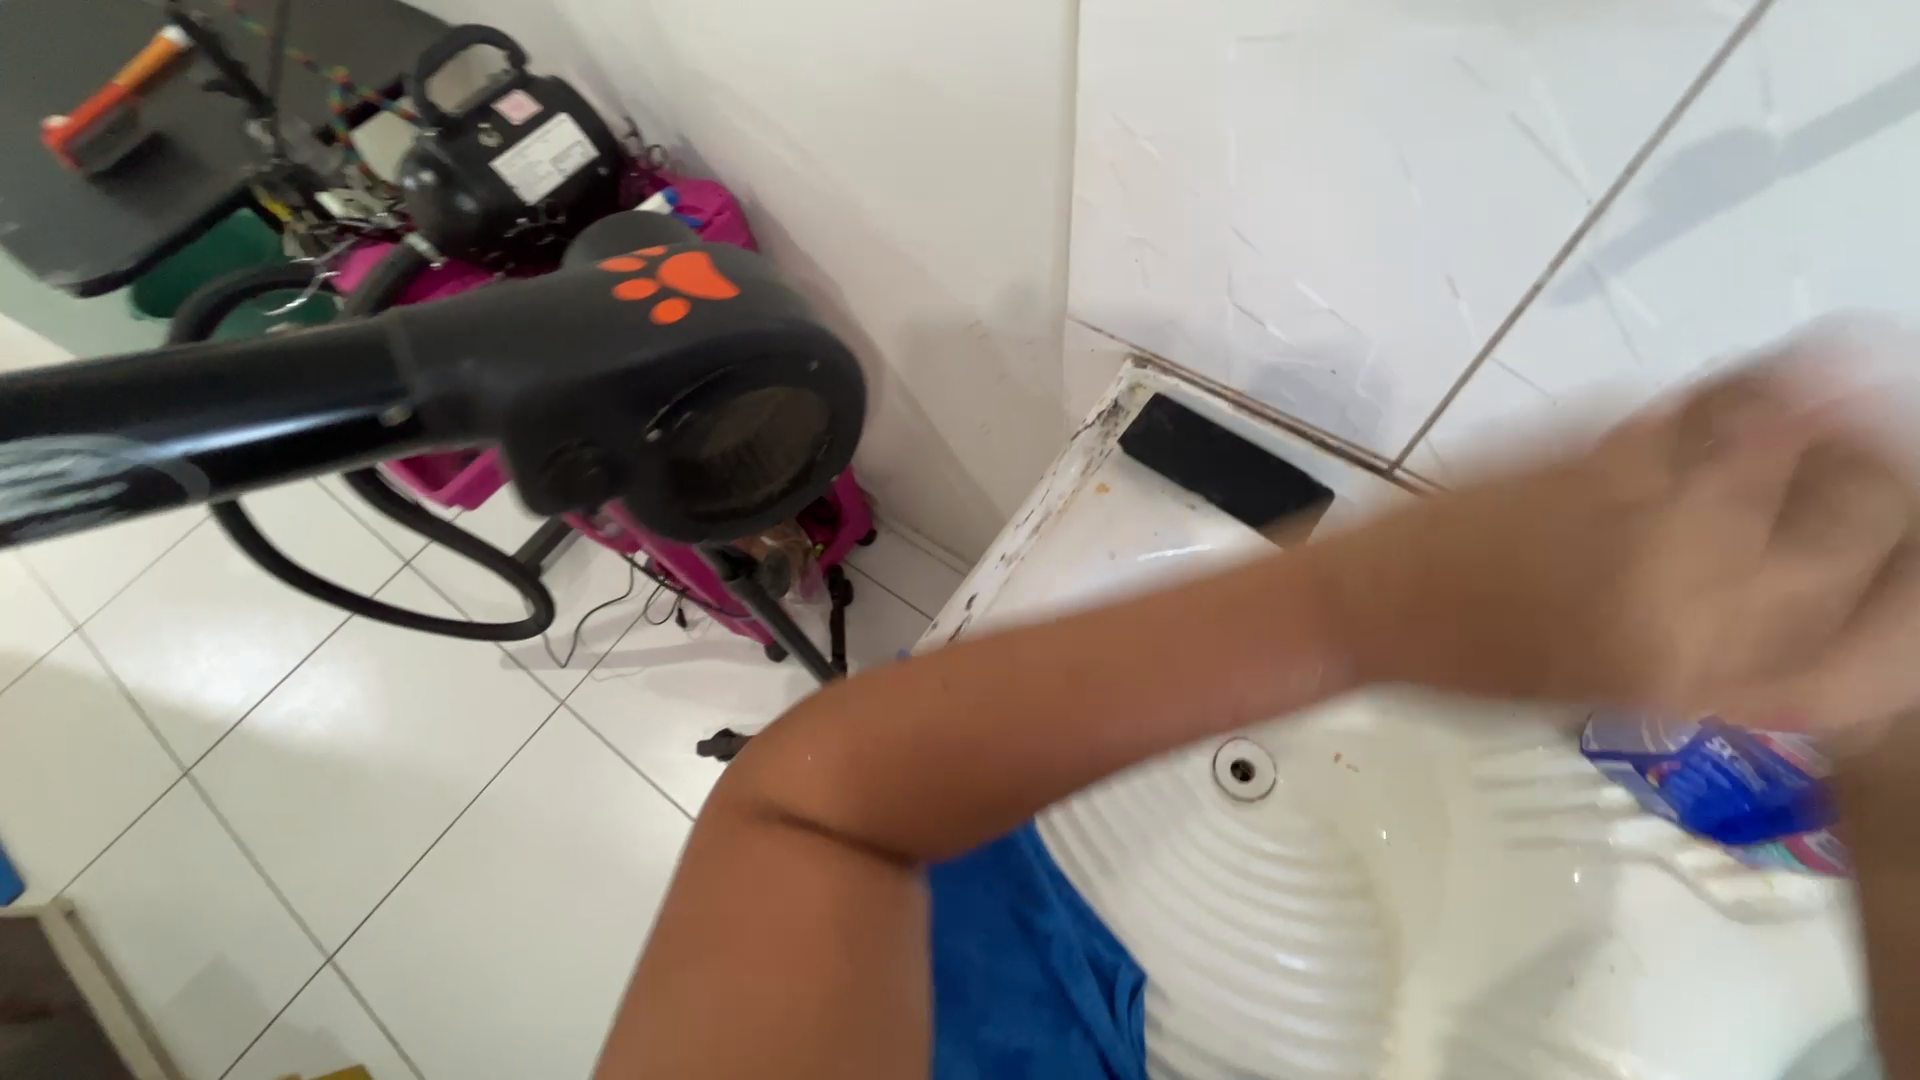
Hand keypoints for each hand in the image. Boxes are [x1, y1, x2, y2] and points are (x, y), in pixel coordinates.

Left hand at [1306, 364, 1918, 737]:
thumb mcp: (1595, 692)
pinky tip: (1789, 375)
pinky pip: (1713, 410)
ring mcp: (1644, 519)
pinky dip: (1766, 385)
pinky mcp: (1588, 461)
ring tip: (1840, 406)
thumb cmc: (1460, 660)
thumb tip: (1791, 616)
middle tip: (1866, 466)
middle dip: (1886, 492)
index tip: (1900, 557)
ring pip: (1811, 451)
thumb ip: (1703, 659)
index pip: (1884, 642)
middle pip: (1872, 523)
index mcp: (1701, 678)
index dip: (1906, 592)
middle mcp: (1696, 600)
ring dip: (1843, 421)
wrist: (1360, 608)